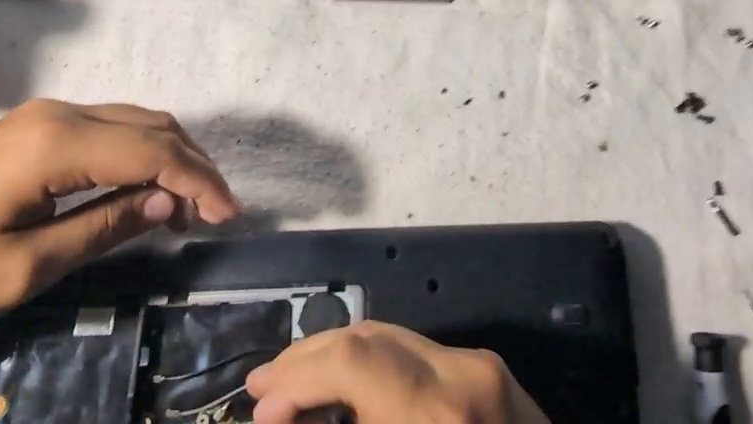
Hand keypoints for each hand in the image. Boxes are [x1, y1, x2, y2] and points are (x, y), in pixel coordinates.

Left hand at [0, 99, 240, 347]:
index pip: (153, 153)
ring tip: (188, 204)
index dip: (199, 182)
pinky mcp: (24, 132)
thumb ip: (106, 227)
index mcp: (55, 143)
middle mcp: (54, 115)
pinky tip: (142, 188)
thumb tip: (169, 203)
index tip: (230, 217)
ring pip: (129, 123)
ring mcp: (37, 118)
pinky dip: (134, 155)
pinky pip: (101, 131)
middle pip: (149, 127)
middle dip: (191, 165)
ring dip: (167, 157)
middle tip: (216, 211)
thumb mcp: (25, 268)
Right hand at [247, 322, 549, 423]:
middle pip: (368, 337)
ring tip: (295, 382)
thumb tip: (284, 419)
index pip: (352, 358)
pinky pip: (418, 354)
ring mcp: (482, 365)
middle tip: (263, 387)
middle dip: (309, 360)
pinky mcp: (490, 370)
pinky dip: (374, 366)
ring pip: (392, 338)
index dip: (297, 378)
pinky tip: (349, 386)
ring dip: (339, 357)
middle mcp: (463, 371)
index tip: (262, 413)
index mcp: (437, 411)